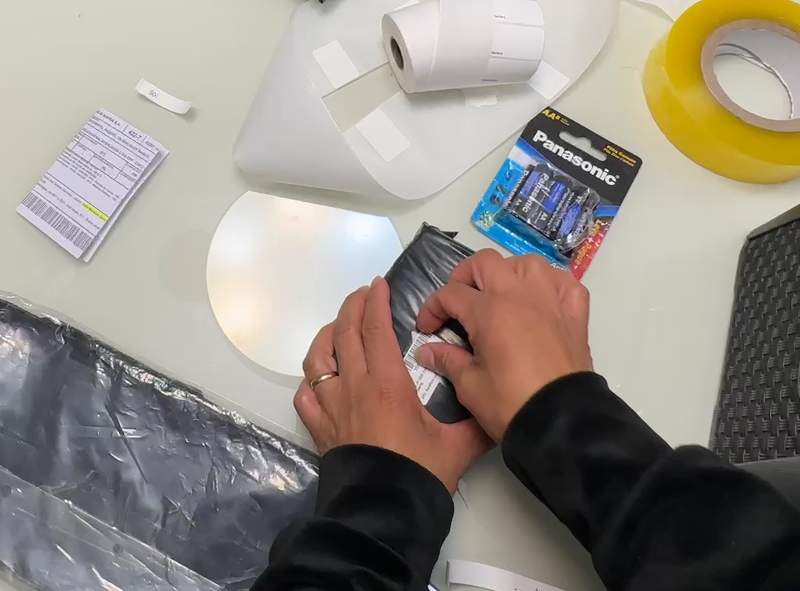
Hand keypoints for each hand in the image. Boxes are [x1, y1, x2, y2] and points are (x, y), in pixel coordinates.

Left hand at [295, 277, 490, 491]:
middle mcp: (354, 386)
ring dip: (327, 335)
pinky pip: (306, 395)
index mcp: (386, 382)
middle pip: (344, 332)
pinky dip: (311, 380)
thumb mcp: (458, 446)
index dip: (376, 301)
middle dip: (352, 306)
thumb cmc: (419, 475)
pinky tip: (321, 378)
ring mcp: (332, 406)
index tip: (379, 284)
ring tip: (339, 328)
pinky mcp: (320, 428)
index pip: (376, 327)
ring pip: (318, 357)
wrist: (384, 514)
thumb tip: (493, 403)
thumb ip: (475, 419)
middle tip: (363, 295)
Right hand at [413, 252, 593, 440]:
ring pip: (528, 262)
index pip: (450, 294)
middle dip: (464, 277)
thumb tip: (426, 351)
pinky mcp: (575, 316)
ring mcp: (550, 302)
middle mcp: (519, 296)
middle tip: (459, 303)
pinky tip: (541, 298)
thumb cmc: (512, 405)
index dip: (432, 308)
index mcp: (489, 312)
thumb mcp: (470, 387)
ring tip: (501, 293)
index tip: (427, 327)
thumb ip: (448, 360)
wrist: (565, 428)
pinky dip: (552, 283)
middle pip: (485, 262)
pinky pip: (565, 283)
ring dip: (509, 272)